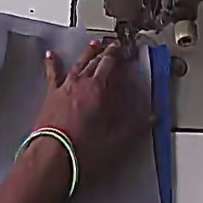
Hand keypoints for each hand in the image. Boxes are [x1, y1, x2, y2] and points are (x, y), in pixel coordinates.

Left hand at [33, 39, 149, 187]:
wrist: (51, 158)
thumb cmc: (83, 150)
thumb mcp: (116, 142)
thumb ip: (136, 127)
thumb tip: (152, 117)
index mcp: (99, 89)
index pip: (110, 64)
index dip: (117, 54)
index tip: (123, 49)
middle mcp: (81, 83)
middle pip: (95, 61)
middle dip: (105, 52)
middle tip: (111, 46)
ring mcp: (64, 87)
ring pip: (78, 63)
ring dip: (87, 53)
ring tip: (93, 45)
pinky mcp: (51, 96)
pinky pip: (53, 74)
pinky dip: (52, 63)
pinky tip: (51, 54)